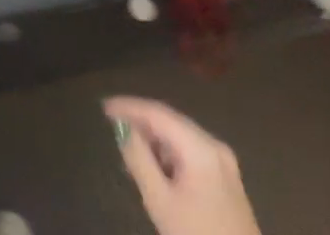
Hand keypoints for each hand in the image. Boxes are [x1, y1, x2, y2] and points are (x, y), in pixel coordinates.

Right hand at [105, 97, 260, 234]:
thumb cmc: (195, 232)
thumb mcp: (159, 199)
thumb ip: (139, 159)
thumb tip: (123, 129)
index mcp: (201, 148)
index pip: (159, 114)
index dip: (129, 107)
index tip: (104, 108)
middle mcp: (215, 146)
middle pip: (171, 123)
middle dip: (141, 124)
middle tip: (113, 130)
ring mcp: (223, 162)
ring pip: (180, 138)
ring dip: (154, 141)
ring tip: (130, 154)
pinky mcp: (225, 178)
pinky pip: (190, 154)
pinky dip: (169, 155)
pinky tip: (155, 170)